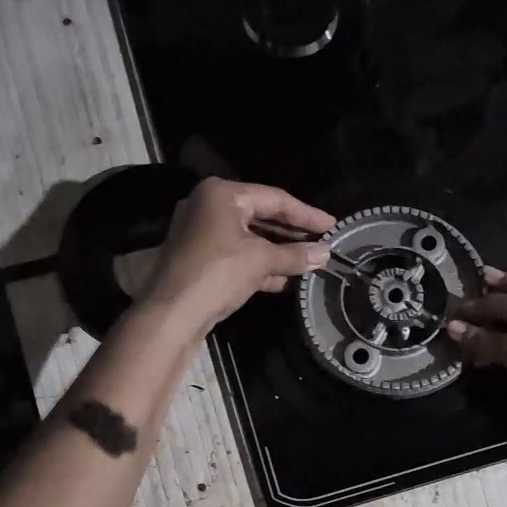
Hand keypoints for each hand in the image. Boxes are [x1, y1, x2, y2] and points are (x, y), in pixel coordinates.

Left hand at [139, 178, 335, 332]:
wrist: (173, 312)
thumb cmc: (218, 273)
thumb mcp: (261, 261)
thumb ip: (295, 255)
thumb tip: (325, 254)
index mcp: (221, 194)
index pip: (274, 198)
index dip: (306, 214)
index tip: (333, 226)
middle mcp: (208, 206)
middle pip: (261, 216)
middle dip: (292, 234)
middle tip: (323, 243)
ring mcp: (202, 234)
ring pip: (250, 238)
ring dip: (279, 252)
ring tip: (309, 262)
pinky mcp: (201, 260)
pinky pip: (238, 256)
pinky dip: (261, 266)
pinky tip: (286, 280)